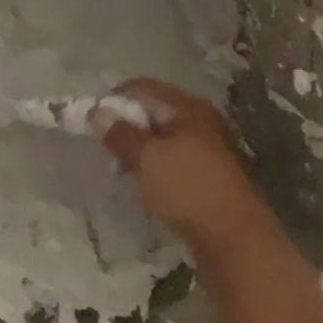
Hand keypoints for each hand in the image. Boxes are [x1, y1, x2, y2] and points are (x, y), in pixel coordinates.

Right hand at [93, 78, 264, 246]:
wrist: (231, 235)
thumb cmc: (186, 188)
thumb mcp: (146, 157)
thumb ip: (119, 133)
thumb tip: (96, 113)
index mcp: (188, 107)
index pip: (143, 87)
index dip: (114, 99)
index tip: (91, 121)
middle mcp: (200, 120)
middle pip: (152, 111)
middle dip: (124, 125)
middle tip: (104, 147)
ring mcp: (205, 147)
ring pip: (160, 136)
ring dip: (137, 147)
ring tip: (120, 168)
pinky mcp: (205, 172)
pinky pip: (170, 157)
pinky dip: (152, 164)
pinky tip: (142, 181)